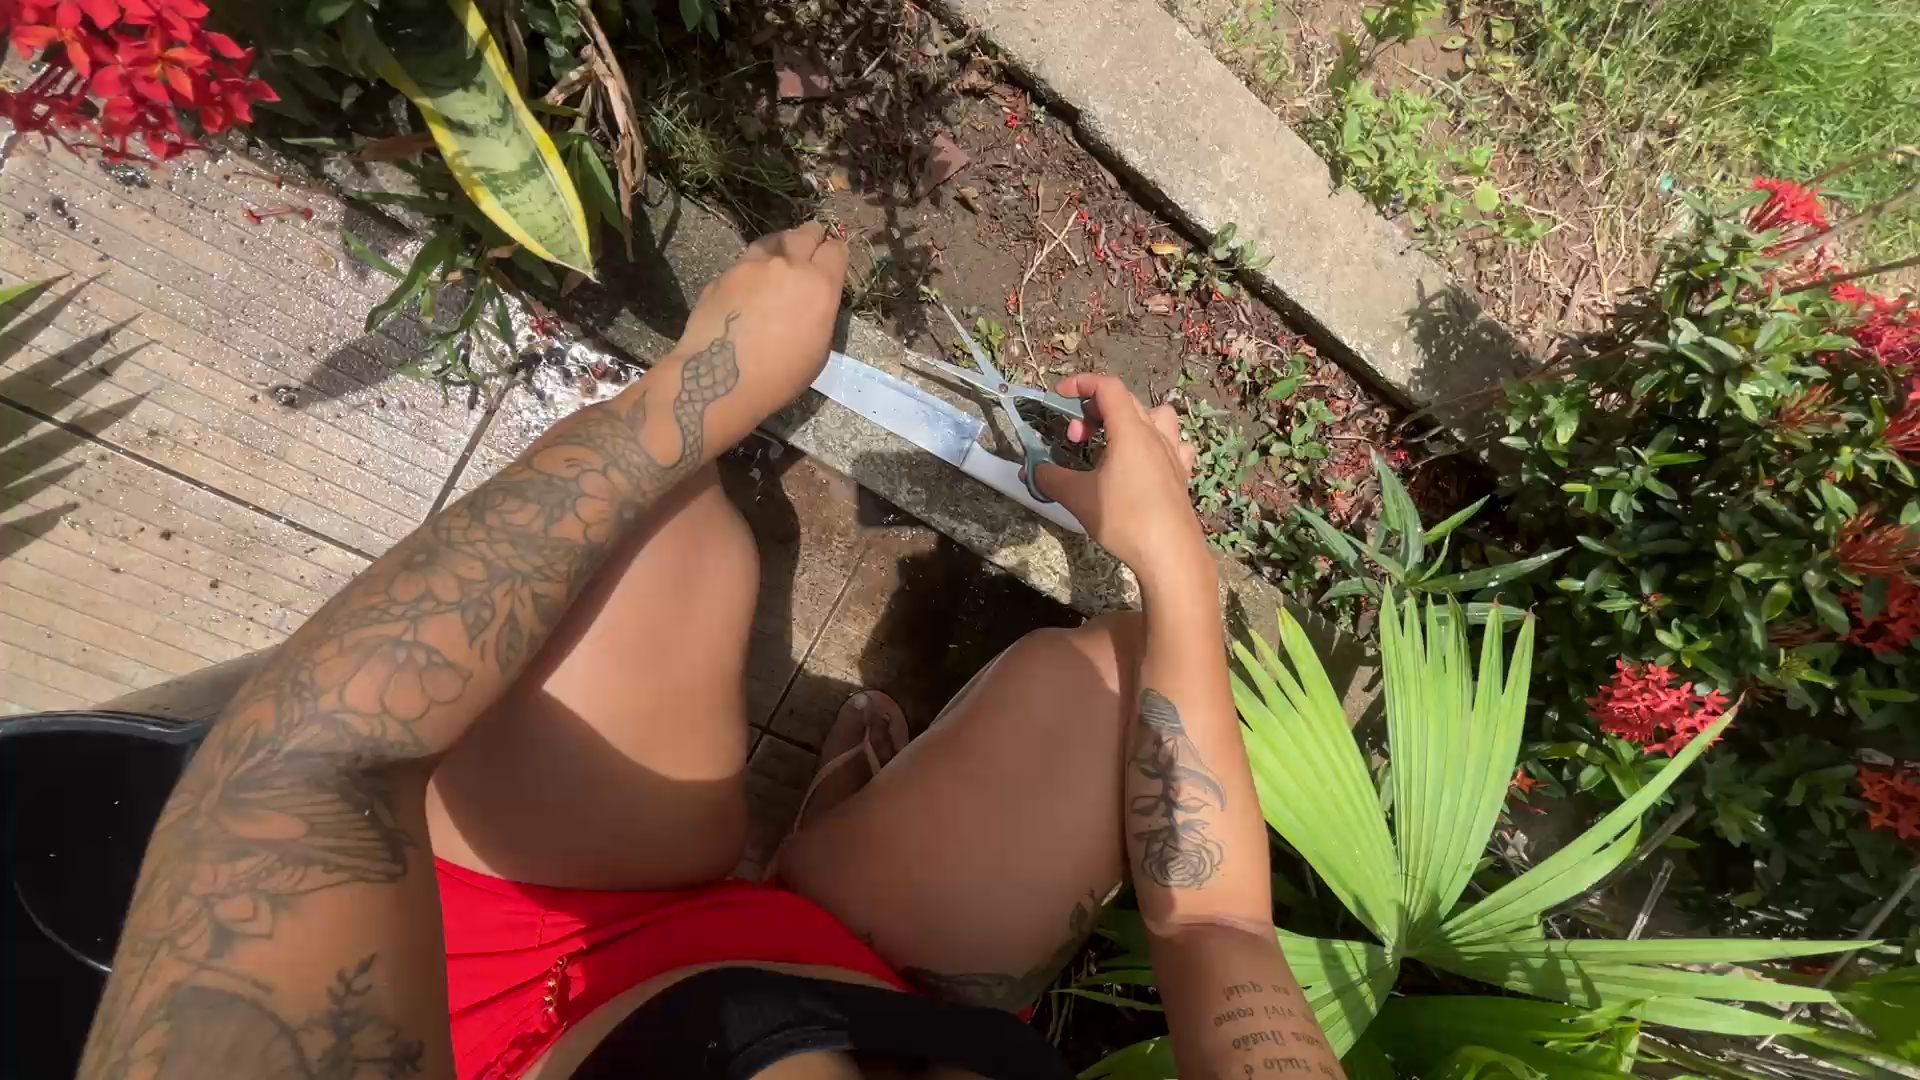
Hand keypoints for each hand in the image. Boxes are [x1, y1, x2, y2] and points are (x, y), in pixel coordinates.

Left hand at [671, 223, 849, 404]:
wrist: (722, 376)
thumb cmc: (781, 375)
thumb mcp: (819, 349)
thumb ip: (819, 312)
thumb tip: (810, 299)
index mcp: (819, 286)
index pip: (835, 251)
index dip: (836, 253)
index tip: (834, 258)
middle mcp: (788, 265)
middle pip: (805, 234)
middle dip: (813, 238)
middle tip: (813, 244)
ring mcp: (752, 264)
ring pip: (774, 241)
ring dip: (783, 246)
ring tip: (782, 256)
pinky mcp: (725, 272)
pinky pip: (746, 261)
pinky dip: (755, 266)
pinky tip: (752, 282)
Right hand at [1034, 373, 1213, 593]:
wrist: (1170, 553)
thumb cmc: (1124, 519)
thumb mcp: (1078, 498)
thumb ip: (1051, 479)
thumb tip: (1031, 471)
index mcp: (1129, 431)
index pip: (1107, 387)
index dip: (1081, 384)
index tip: (1059, 396)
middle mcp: (1155, 434)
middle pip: (1126, 401)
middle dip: (1094, 410)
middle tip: (1075, 437)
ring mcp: (1173, 453)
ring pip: (1157, 416)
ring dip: (1132, 419)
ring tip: (1114, 441)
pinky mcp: (1182, 474)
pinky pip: (1174, 443)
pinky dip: (1157, 442)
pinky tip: (1146, 461)